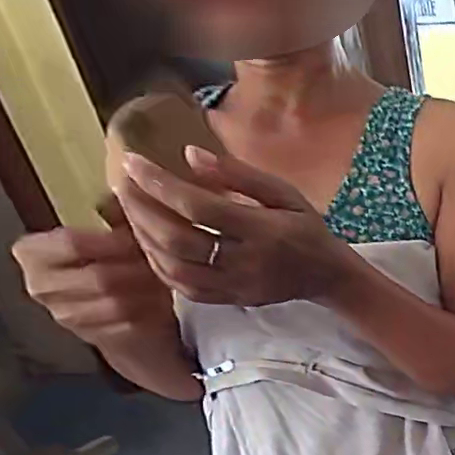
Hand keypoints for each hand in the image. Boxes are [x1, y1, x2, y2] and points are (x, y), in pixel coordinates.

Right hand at [13, 216, 175, 346]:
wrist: (136, 324)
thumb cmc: (126, 275)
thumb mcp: (119, 243)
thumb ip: (116, 219)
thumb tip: (124, 194)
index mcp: (33, 253)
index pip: (70, 242)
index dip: (112, 241)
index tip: (140, 241)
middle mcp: (39, 285)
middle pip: (99, 276)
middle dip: (137, 270)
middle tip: (164, 265)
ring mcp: (65, 315)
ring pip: (115, 301)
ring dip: (146, 291)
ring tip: (164, 282)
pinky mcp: (93, 338)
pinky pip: (127, 323)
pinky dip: (150, 311)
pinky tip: (161, 302)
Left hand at [115, 146, 352, 306]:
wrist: (329, 276)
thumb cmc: (307, 230)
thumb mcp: (286, 194)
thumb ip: (241, 175)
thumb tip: (189, 155)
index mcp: (264, 231)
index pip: (200, 208)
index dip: (160, 184)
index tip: (132, 162)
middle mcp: (249, 261)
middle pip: (179, 239)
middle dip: (143, 210)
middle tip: (125, 186)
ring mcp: (240, 285)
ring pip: (176, 267)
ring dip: (145, 239)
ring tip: (134, 213)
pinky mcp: (234, 299)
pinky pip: (186, 288)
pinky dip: (160, 266)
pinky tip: (151, 245)